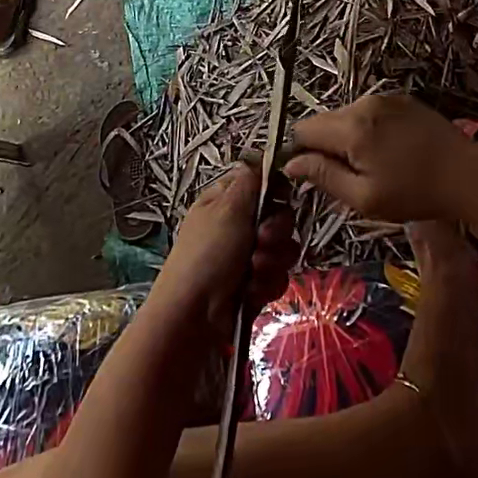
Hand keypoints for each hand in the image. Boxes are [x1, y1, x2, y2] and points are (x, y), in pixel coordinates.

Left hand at [156, 162, 298, 335]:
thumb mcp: (227, 208)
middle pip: (278, 217)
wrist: (194, 317)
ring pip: (282, 249)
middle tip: (260, 242)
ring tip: (252, 272)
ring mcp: (244, 257)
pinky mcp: (253, 285)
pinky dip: (267, 284)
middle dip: (275, 233)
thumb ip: (250, 181)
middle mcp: (236, 226)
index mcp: (224, 201)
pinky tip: (251, 292)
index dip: (273, 192)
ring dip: (271, 262)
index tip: (277, 200)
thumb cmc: (207, 255)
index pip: (260, 184)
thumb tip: (263, 160)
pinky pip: (277, 276)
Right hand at [283, 95, 477, 222]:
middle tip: (349, 176)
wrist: (468, 176)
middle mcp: (364, 104)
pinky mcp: (401, 100)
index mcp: (352, 128)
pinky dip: (367, 130)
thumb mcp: (364, 197)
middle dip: (325, 146)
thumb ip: (323, 177)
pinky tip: (389, 152)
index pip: (302, 130)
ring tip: (374, 165)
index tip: (315, 174)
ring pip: (345, 117)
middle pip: (323, 121)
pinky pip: (368, 112)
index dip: (301, 153)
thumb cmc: (415, 194)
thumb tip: (290, 164)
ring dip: (347, 139)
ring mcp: (384, 98)